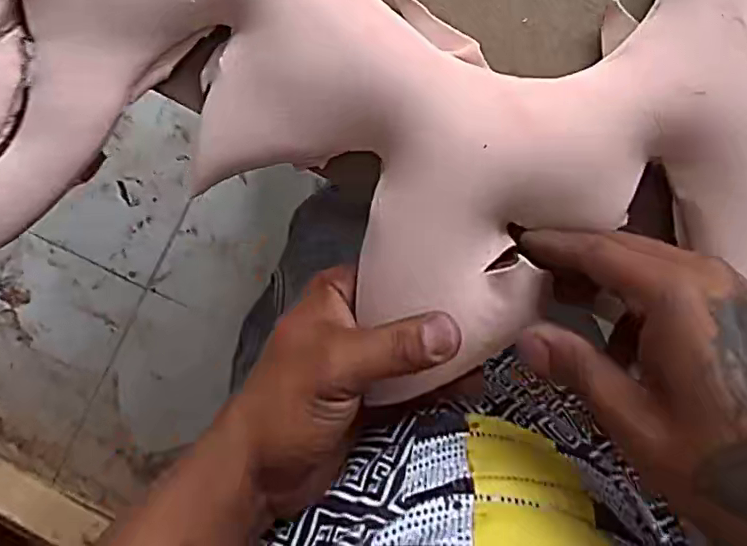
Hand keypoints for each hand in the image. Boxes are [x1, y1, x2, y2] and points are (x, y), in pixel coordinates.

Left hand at [212, 265, 461, 521]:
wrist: (260, 476)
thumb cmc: (284, 402)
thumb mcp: (337, 363)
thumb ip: (392, 347)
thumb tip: (449, 330)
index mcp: (335, 294)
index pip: (386, 270)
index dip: (422, 269)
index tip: (465, 269)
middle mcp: (352, 321)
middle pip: (405, 312)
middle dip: (441, 316)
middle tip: (486, 311)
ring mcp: (364, 362)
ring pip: (413, 351)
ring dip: (443, 355)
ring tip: (486, 350)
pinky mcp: (374, 399)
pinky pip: (412, 386)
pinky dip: (437, 387)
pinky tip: (467, 385)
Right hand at [515, 230, 746, 545]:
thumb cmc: (728, 468)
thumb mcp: (639, 425)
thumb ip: (578, 370)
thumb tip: (525, 338)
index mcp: (677, 292)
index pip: (599, 250)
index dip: (555, 244)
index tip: (521, 242)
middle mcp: (706, 274)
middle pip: (625, 247)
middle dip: (578, 256)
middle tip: (537, 271)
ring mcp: (730, 288)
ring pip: (651, 262)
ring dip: (610, 275)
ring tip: (573, 301)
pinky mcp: (743, 308)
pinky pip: (678, 281)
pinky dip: (641, 294)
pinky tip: (627, 339)